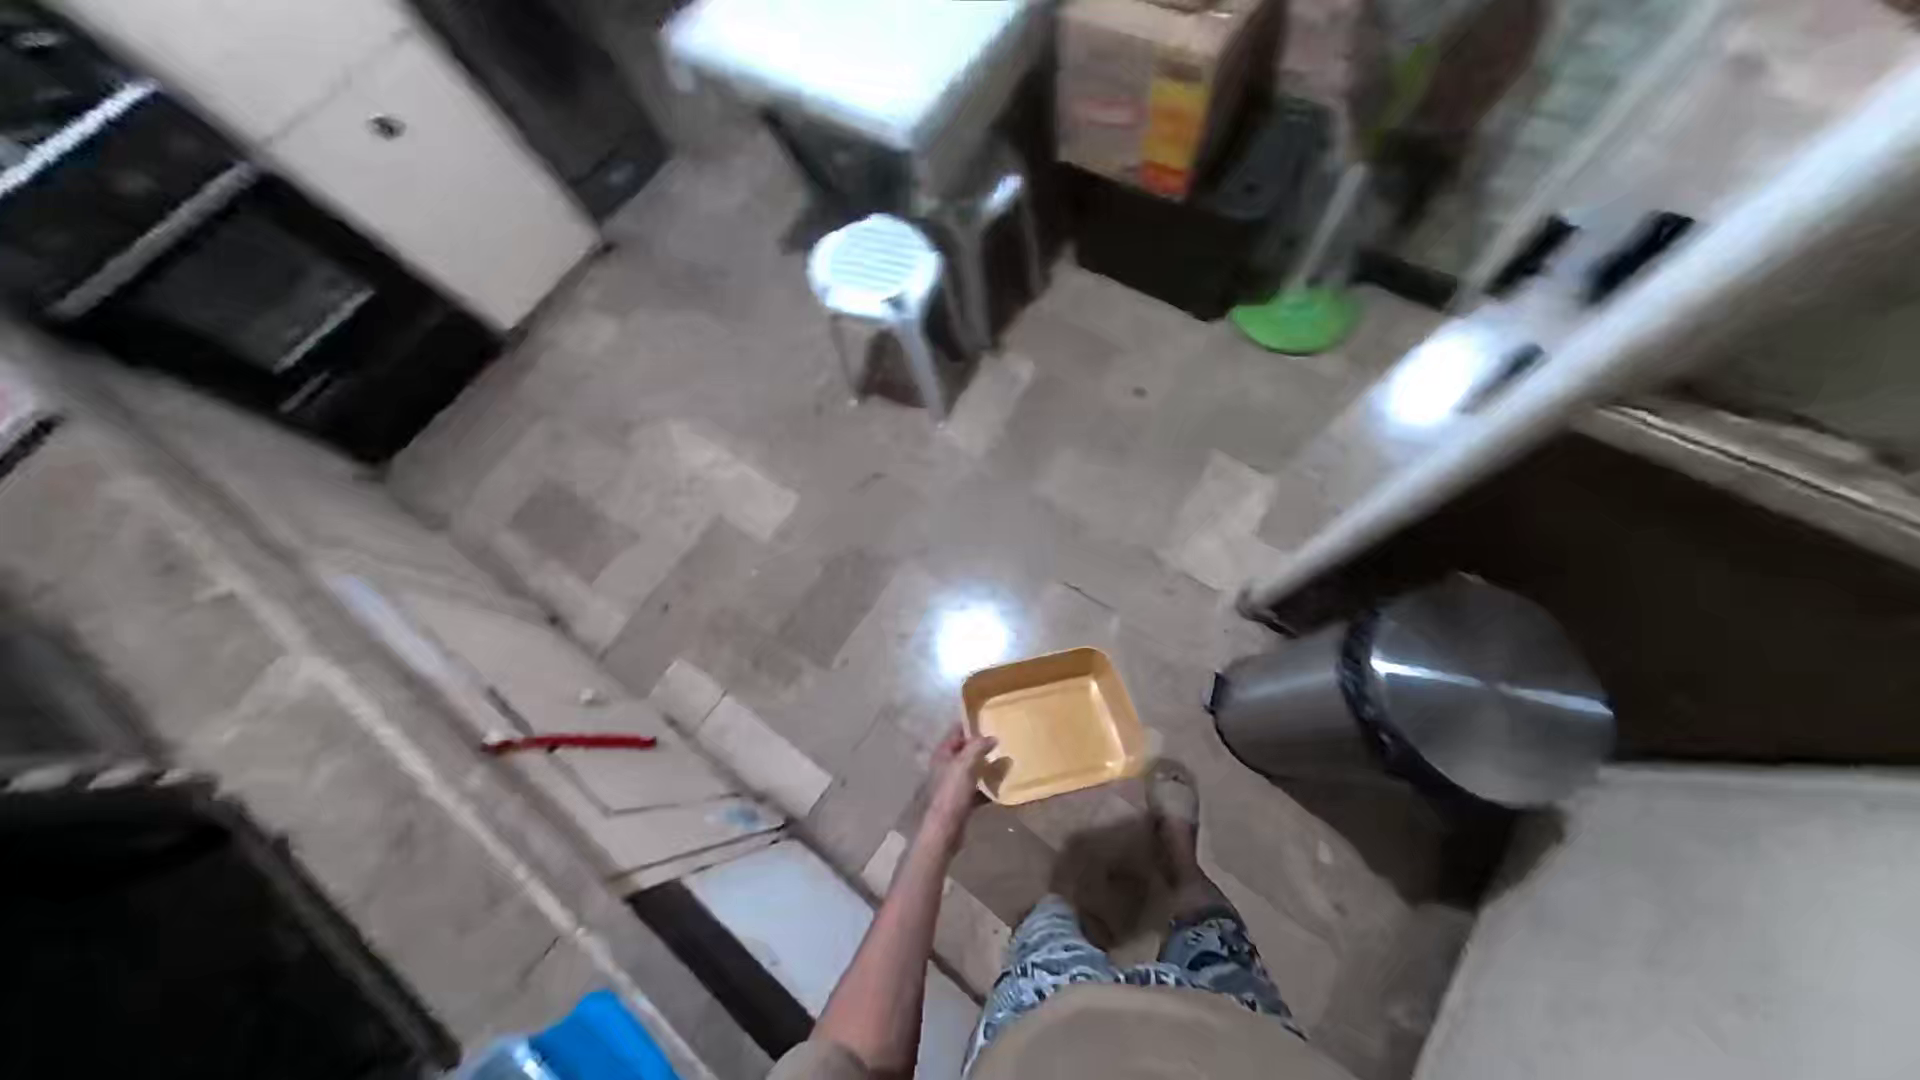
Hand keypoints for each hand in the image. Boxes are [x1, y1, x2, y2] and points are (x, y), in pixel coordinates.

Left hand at [924, 725, 995, 845]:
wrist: (946, 828)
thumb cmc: (952, 792)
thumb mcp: (966, 764)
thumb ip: (978, 747)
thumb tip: (992, 737)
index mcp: (943, 753)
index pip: (956, 732)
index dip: (970, 725)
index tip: (989, 720)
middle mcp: (946, 766)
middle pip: (965, 751)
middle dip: (981, 746)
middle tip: (1002, 741)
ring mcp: (953, 784)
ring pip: (972, 770)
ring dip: (986, 767)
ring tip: (1005, 761)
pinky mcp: (961, 800)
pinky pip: (977, 789)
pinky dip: (987, 787)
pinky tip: (1002, 786)